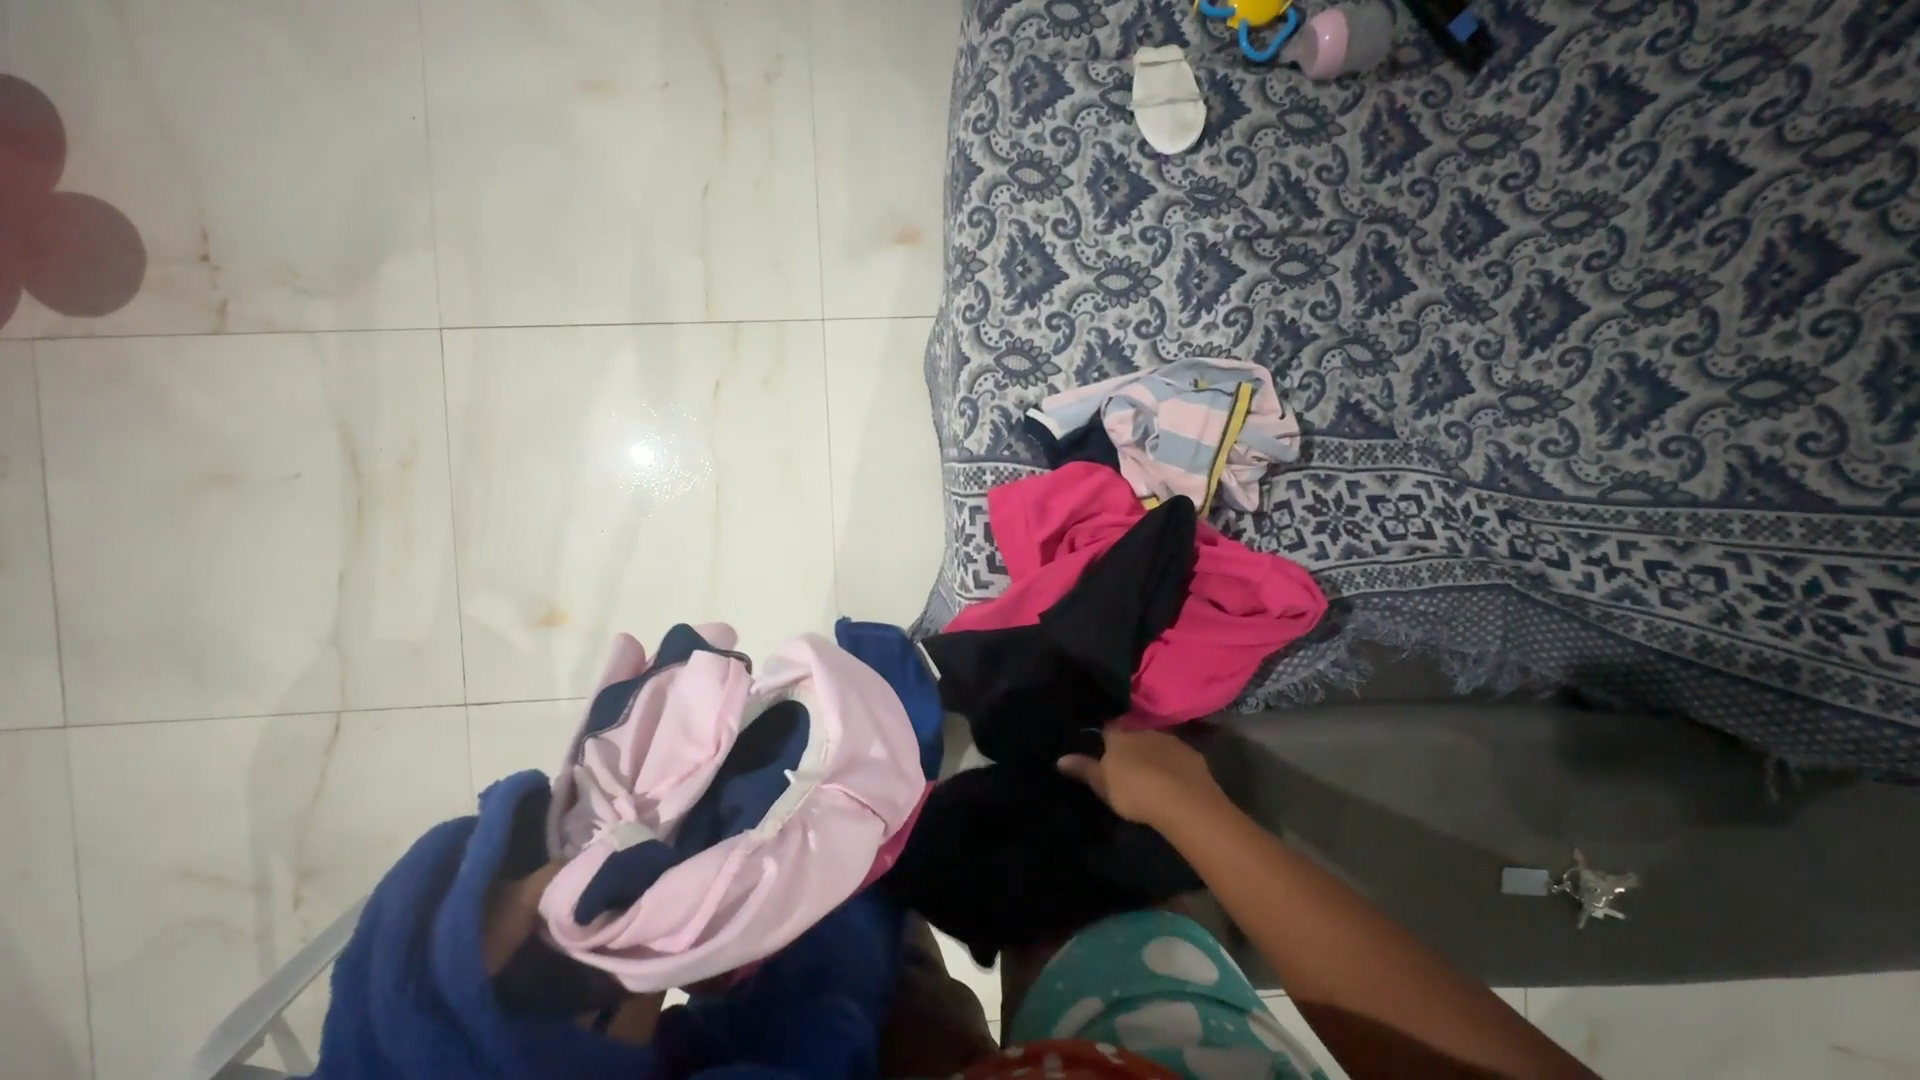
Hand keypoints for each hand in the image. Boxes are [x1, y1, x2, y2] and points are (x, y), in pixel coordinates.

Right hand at [1057, 728, 1226, 829]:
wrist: (1183, 801)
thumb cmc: (1134, 791)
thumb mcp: (1103, 785)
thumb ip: (1084, 769)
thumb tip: (1060, 758)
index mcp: (1120, 736)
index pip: (1108, 728)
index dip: (1105, 736)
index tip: (1102, 745)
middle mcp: (1145, 731)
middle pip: (1134, 733)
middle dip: (1131, 745)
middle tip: (1127, 763)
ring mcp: (1171, 741)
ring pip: (1157, 743)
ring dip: (1153, 753)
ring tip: (1151, 773)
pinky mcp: (1192, 754)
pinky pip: (1177, 756)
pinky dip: (1173, 764)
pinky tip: (1173, 780)